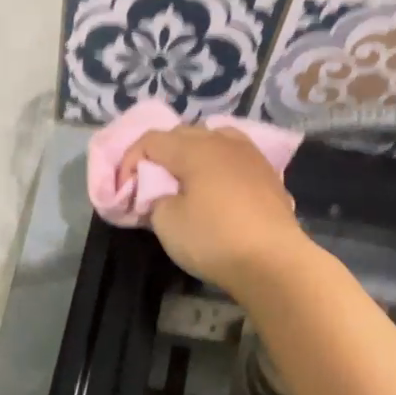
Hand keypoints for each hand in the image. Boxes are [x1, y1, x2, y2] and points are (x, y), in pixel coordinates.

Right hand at [121, 125, 310, 296]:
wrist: (272, 260)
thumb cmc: (213, 239)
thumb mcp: (167, 222)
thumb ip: (155, 198)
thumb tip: (162, 193)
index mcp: (194, 148)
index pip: (150, 140)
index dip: (129, 162)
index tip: (123, 191)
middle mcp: (223, 141)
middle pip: (181, 134)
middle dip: (158, 155)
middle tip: (147, 185)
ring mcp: (250, 154)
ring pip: (212, 140)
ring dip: (190, 155)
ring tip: (183, 180)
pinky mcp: (267, 173)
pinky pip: (232, 157)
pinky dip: (215, 166)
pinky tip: (214, 187)